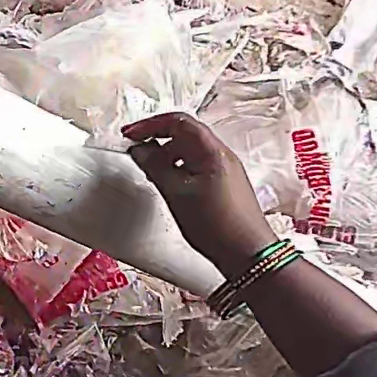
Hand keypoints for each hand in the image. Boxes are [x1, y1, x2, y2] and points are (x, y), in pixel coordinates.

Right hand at [123, 112, 276, 271]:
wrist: (248, 255)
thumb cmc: (214, 223)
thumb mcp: (176, 192)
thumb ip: (155, 166)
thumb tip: (139, 149)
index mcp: (211, 151)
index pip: (178, 122)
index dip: (150, 125)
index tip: (129, 135)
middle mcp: (221, 155)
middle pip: (185, 132)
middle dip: (157, 136)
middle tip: (136, 147)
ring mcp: (225, 169)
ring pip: (190, 149)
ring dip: (166, 152)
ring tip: (149, 167)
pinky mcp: (224, 183)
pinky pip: (196, 163)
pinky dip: (177, 165)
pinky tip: (168, 181)